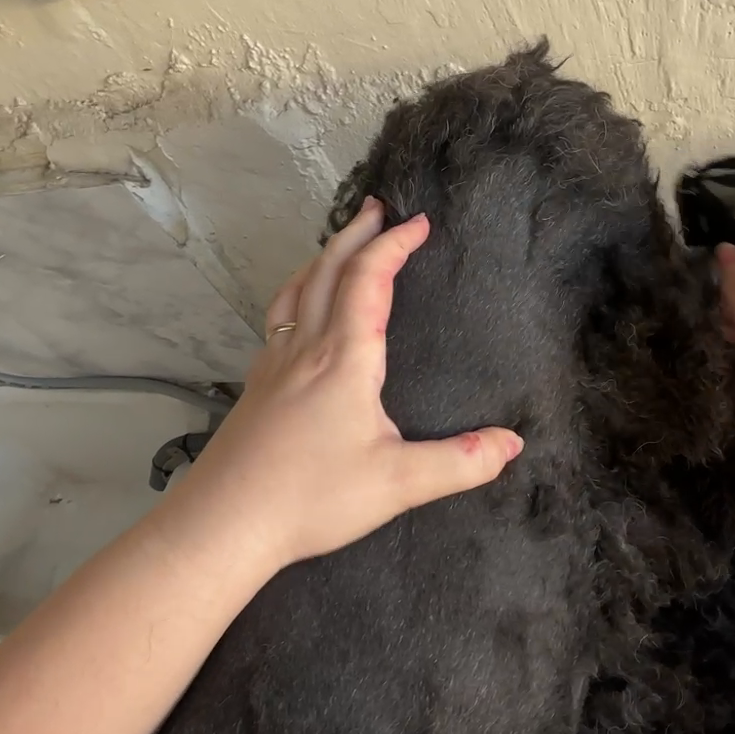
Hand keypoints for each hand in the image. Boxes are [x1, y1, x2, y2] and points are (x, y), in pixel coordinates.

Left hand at [166, 197, 522, 568]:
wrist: (221, 526)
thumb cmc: (311, 498)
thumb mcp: (400, 484)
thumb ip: (461, 462)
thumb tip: (513, 444)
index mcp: (344, 358)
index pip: (369, 280)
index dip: (395, 245)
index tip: (420, 223)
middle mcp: (306, 348)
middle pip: (328, 270)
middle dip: (357, 234)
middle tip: (378, 207)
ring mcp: (274, 364)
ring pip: (297, 289)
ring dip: (323, 256)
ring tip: (341, 242)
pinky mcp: (256, 387)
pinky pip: (279, 316)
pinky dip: (298, 290)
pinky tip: (300, 309)